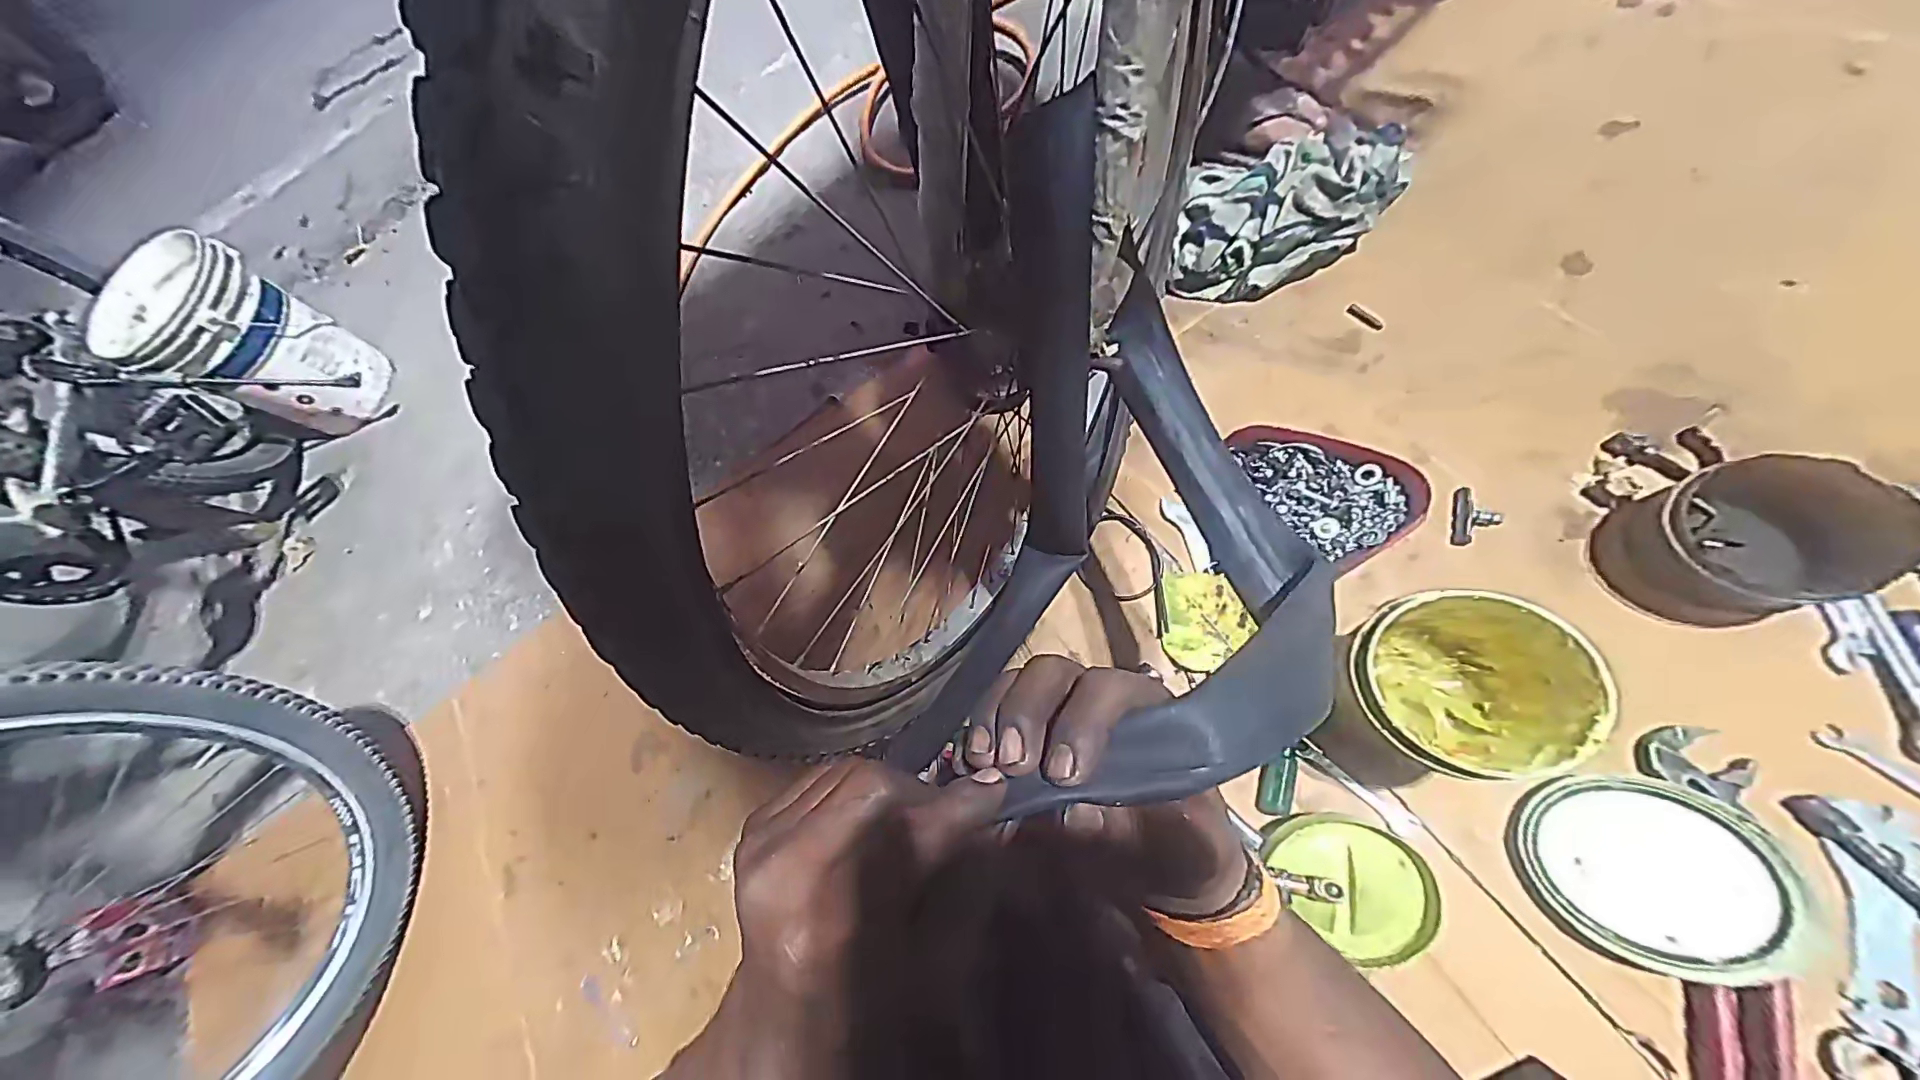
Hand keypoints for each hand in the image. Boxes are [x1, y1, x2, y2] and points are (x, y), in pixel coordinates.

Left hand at [732, 758, 1006, 995]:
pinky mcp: (757, 824)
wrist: (788, 1008)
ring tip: (913, 819)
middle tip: (949, 814)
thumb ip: (940, 847)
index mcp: (803, 882)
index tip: (987, 793)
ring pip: (842, 772)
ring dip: (888, 789)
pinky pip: (820, 780)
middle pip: (860, 778)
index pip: (875, 794)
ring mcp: (758, 833)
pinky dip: (857, 791)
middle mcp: (770, 848)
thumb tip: (989, 789)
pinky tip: (875, 817)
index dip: (936, 795)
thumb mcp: (909, 924)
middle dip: (915, 793)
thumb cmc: (855, 990)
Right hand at [956, 656, 1249, 915]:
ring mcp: (1056, 708)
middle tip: (1010, 765)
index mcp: (1145, 709)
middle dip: (1026, 712)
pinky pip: (994, 710)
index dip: (1082, 721)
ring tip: (981, 763)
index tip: (1063, 776)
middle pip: (1052, 674)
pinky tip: (969, 765)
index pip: (1109, 690)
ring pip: (1017, 683)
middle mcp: (1096, 696)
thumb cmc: (1182, 846)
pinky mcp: (1025, 730)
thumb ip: (1145, 825)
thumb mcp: (1186, 843)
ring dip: (994, 717)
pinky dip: (977, 731)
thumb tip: (1076, 812)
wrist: (1161, 866)